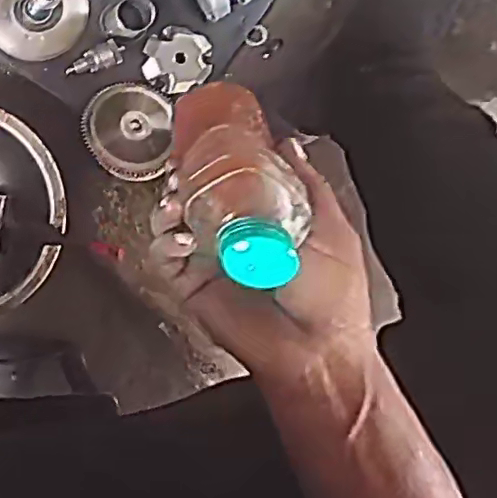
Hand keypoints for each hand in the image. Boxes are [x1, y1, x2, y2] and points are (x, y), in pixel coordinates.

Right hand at [147, 136, 374, 368]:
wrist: (317, 349)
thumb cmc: (331, 296)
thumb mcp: (330, 229)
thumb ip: (309, 187)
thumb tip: (290, 147)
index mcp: (256, 223)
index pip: (223, 187)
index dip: (207, 168)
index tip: (201, 150)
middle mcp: (226, 240)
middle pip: (189, 203)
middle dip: (179, 185)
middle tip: (180, 174)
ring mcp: (205, 262)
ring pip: (170, 227)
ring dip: (165, 210)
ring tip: (174, 203)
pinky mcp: (189, 285)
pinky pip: (165, 259)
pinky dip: (165, 243)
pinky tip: (181, 238)